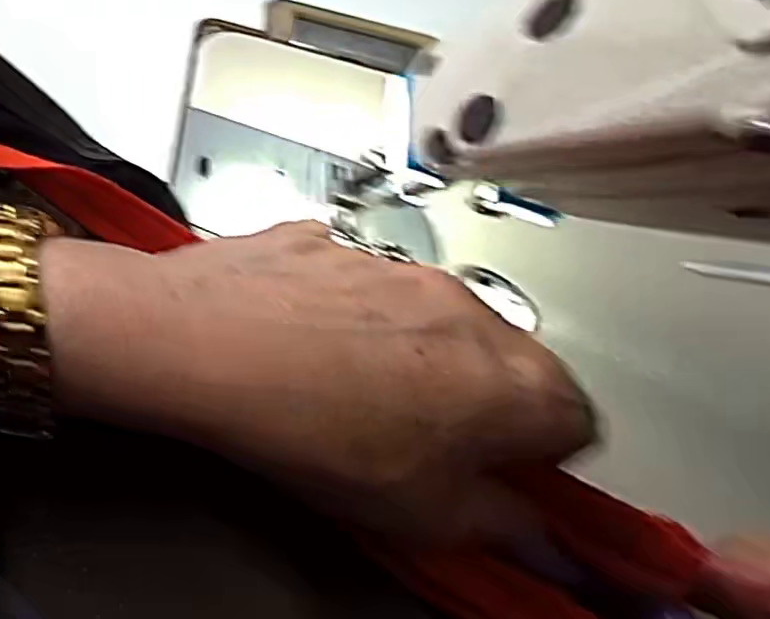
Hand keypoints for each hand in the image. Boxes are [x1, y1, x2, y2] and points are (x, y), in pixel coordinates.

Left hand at [48, 220, 596, 542]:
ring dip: (394, 339)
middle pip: (492, 356)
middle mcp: (456, 301)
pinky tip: (289, 326)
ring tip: (330, 373)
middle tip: (404, 425)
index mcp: (516, 378)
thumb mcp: (420, 512)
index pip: (573, 425)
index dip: (531, 455)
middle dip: (465, 393)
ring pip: (414, 309)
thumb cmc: (298, 422)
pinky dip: (331, 298)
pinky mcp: (317, 235)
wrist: (196, 339)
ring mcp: (379, 258)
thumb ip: (504, 525)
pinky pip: (345, 272)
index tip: (488, 469)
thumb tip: (538, 534)